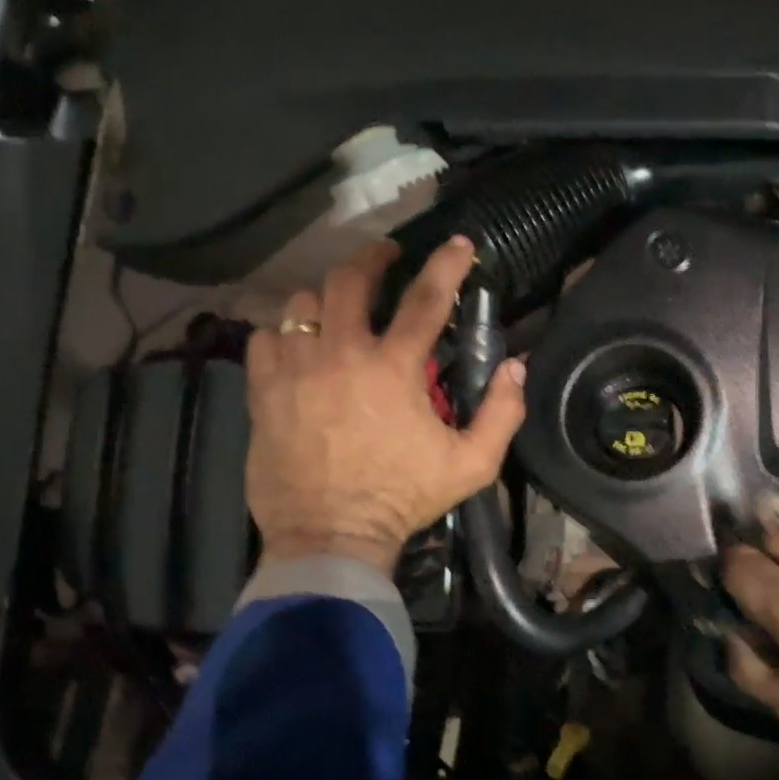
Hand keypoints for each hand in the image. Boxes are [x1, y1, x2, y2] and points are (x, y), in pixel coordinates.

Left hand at [245, 237, 524, 572]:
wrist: (330, 537)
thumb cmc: (403, 497)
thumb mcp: (472, 464)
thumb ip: (501, 413)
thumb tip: (515, 367)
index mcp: (393, 369)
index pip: (426, 299)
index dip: (447, 264)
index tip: (460, 242)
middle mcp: (341, 355)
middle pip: (349, 281)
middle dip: (372, 258)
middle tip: (386, 256)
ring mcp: (295, 371)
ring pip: (301, 304)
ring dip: (326, 298)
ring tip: (340, 306)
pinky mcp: (263, 392)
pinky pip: (264, 339)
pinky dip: (284, 333)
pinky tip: (298, 345)